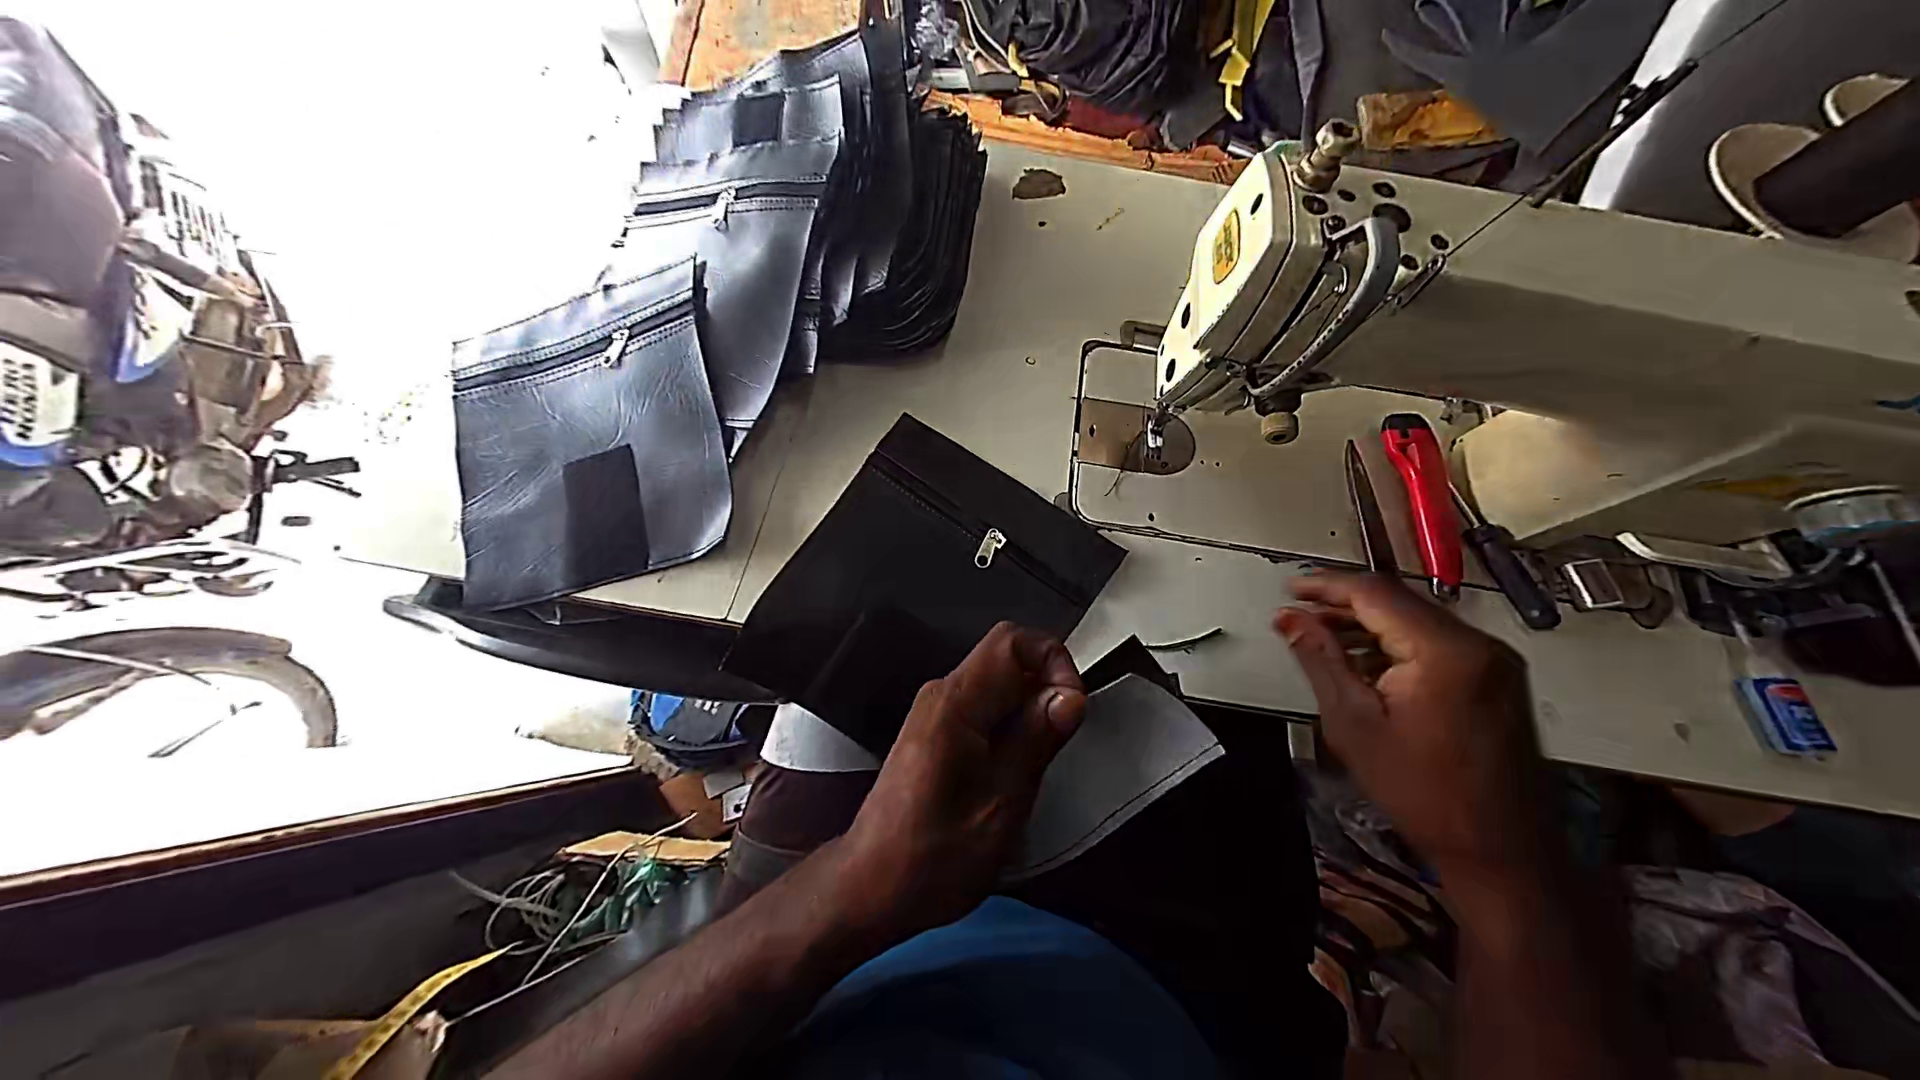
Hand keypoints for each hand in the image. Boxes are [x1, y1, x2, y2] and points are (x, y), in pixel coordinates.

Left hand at [834, 622, 1086, 936]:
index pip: (1012, 640)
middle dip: (1045, 688)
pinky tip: (1014, 768)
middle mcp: (941, 694)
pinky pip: (985, 706)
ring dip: (1030, 710)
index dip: (1053, 660)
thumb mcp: (1002, 803)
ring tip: (1037, 761)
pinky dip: (1011, 724)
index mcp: (954, 703)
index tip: (1072, 707)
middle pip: (1006, 657)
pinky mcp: (935, 730)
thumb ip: (1035, 740)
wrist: (871, 885)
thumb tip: (1071, 696)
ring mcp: (935, 711)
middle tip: (1058, 740)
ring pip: (998, 683)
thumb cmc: (934, 856)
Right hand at [1275, 572, 1544, 873]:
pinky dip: (1393, 642)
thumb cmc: (1424, 793)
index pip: (1376, 593)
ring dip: (1365, 623)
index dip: (1325, 586)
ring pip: (1415, 618)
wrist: (1499, 849)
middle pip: (1398, 601)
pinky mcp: (1495, 676)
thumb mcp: (1353, 722)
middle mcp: (1480, 645)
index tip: (1291, 587)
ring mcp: (1494, 661)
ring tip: (1320, 638)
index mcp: (1446, 652)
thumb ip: (1319, 658)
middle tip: (1298, 616)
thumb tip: (1290, 618)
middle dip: (1342, 604)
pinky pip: (1434, 640)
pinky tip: (1361, 661)